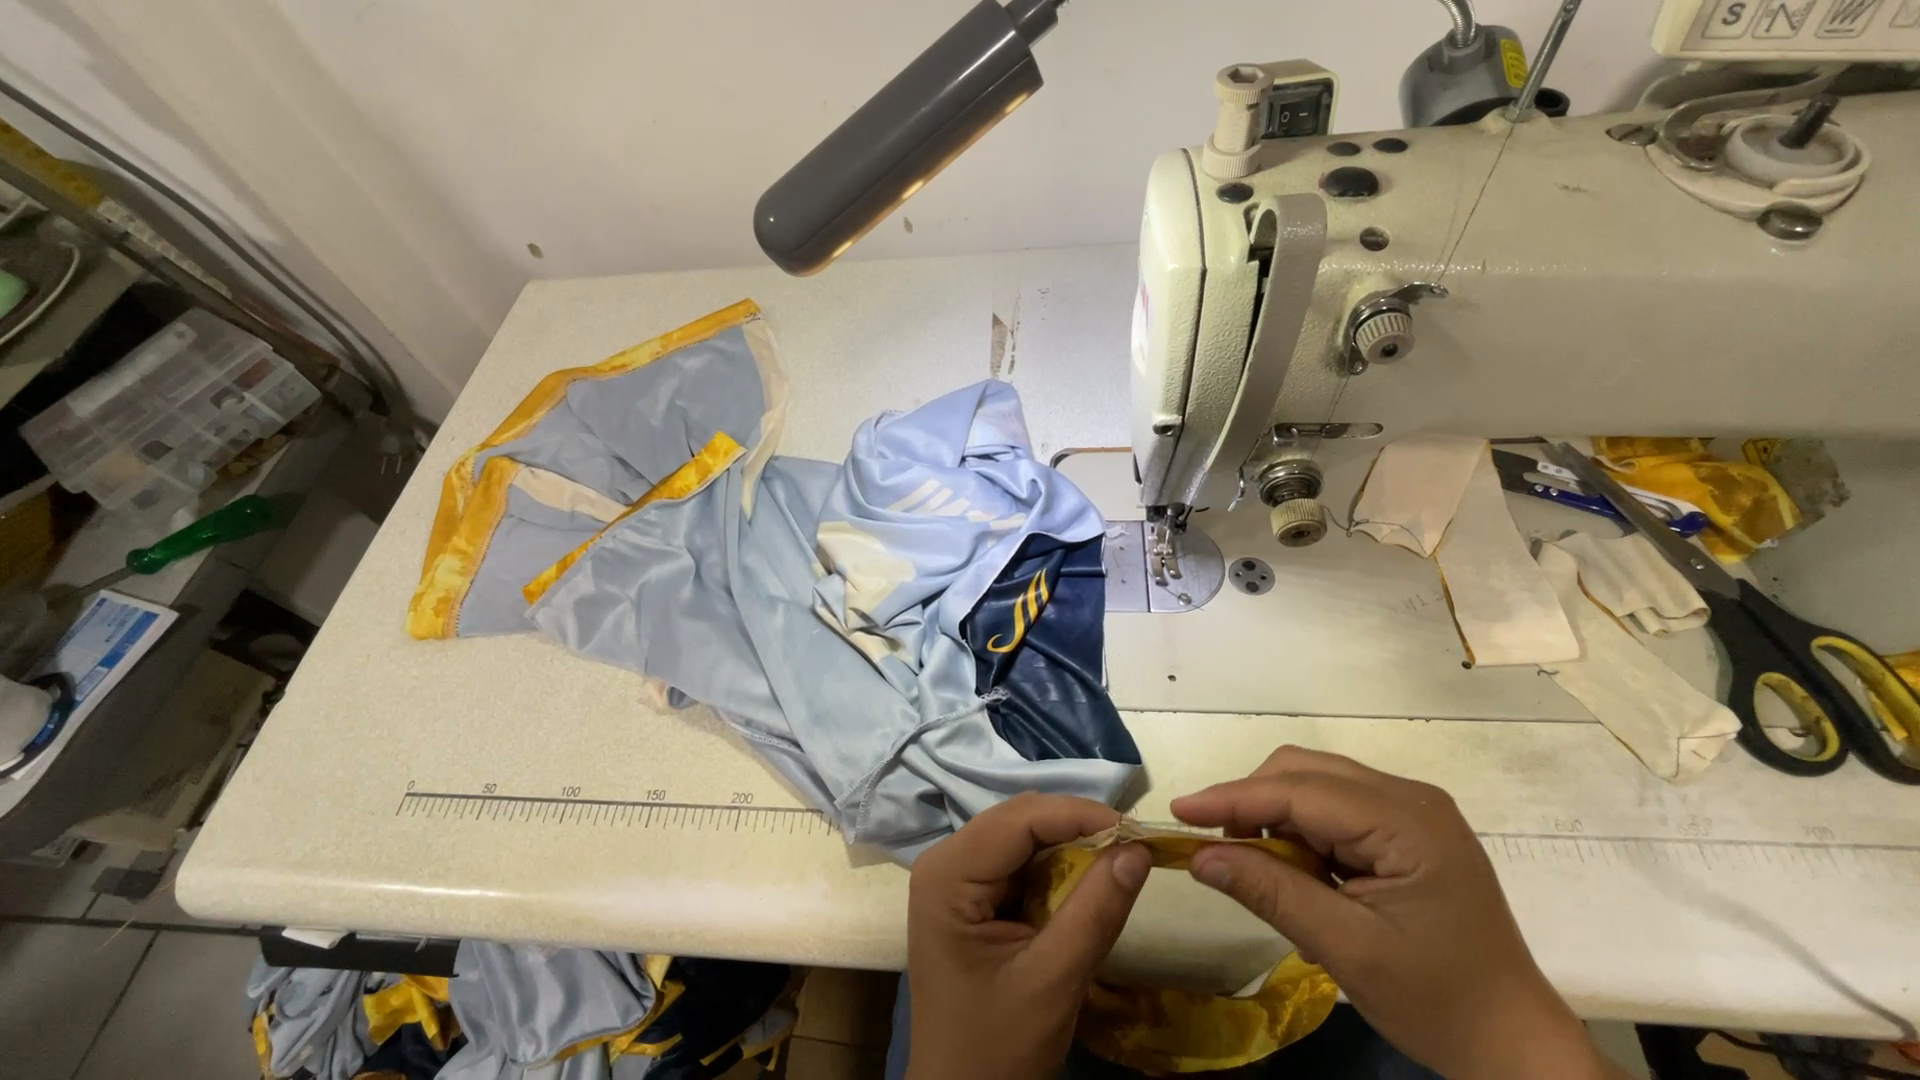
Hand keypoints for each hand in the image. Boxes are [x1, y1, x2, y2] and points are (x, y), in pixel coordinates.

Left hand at [906, 793, 1151, 1079]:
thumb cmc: (996, 1046)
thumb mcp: (1052, 982)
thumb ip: (1095, 912)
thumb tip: (1139, 850)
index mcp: (947, 875)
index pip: (1019, 819)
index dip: (1079, 815)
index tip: (1137, 832)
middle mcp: (945, 861)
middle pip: (1019, 819)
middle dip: (1078, 825)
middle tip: (1135, 845)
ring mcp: (956, 877)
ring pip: (1023, 835)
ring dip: (1072, 842)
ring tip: (1121, 857)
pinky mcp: (972, 895)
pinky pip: (1021, 860)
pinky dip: (1059, 863)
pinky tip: (1090, 877)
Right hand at [1173, 747, 1621, 1079]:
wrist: (1512, 1040)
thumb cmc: (1436, 1000)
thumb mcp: (1347, 950)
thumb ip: (1271, 893)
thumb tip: (1199, 857)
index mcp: (1406, 821)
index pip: (1299, 791)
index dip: (1233, 799)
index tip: (1178, 812)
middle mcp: (1410, 798)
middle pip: (1304, 772)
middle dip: (1252, 803)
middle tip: (1218, 850)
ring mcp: (1411, 811)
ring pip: (1314, 784)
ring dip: (1275, 817)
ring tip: (1261, 869)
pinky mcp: (1406, 829)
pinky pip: (1333, 808)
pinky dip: (1300, 831)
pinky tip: (1299, 872)